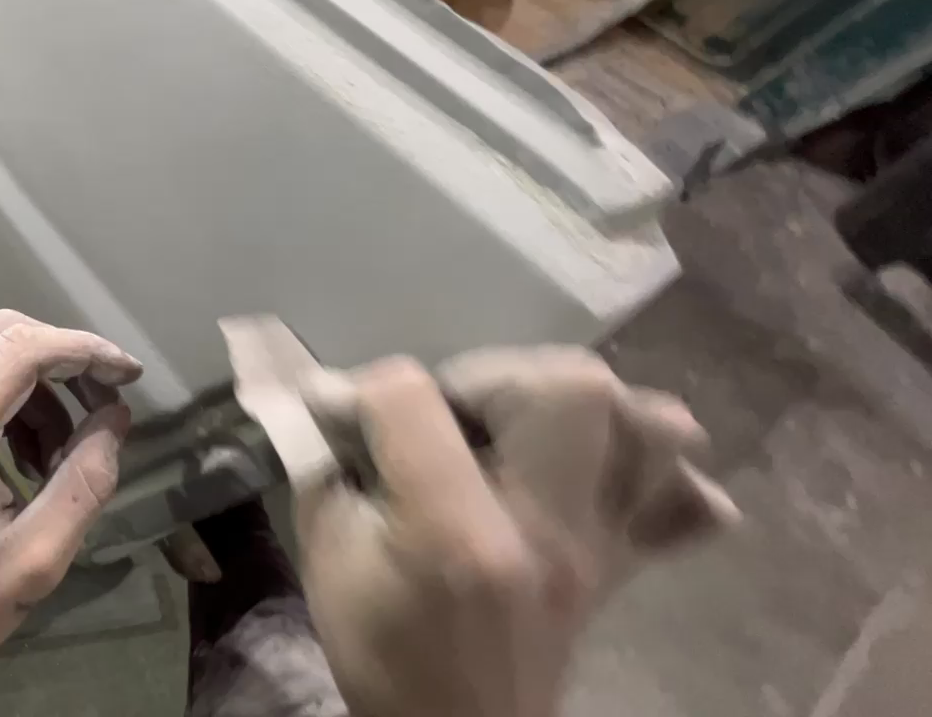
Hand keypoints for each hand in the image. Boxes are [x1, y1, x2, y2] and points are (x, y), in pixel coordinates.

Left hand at [0, 310, 142, 716]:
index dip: (84, 349)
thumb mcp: (34, 561)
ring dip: (40, 386)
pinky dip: (12, 401)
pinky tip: (31, 459)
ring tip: (66, 453)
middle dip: (64, 357)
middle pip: (3, 333)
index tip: (128, 375)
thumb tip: (115, 418)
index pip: (22, 348)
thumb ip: (84, 483)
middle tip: (106, 401)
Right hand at [288, 347, 736, 716]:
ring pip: (652, 428)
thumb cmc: (375, 641)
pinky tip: (587, 471)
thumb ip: (324, 459)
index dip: (359, 387)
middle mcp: (549, 530)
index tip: (337, 408)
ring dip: (579, 407)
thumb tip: (333, 392)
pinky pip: (692, 501)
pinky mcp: (630, 566)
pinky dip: (648, 469)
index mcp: (454, 530)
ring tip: (518, 427)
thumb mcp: (322, 544)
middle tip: (448, 410)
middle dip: (490, 374)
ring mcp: (605, 549)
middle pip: (570, 387)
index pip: (412, 397)